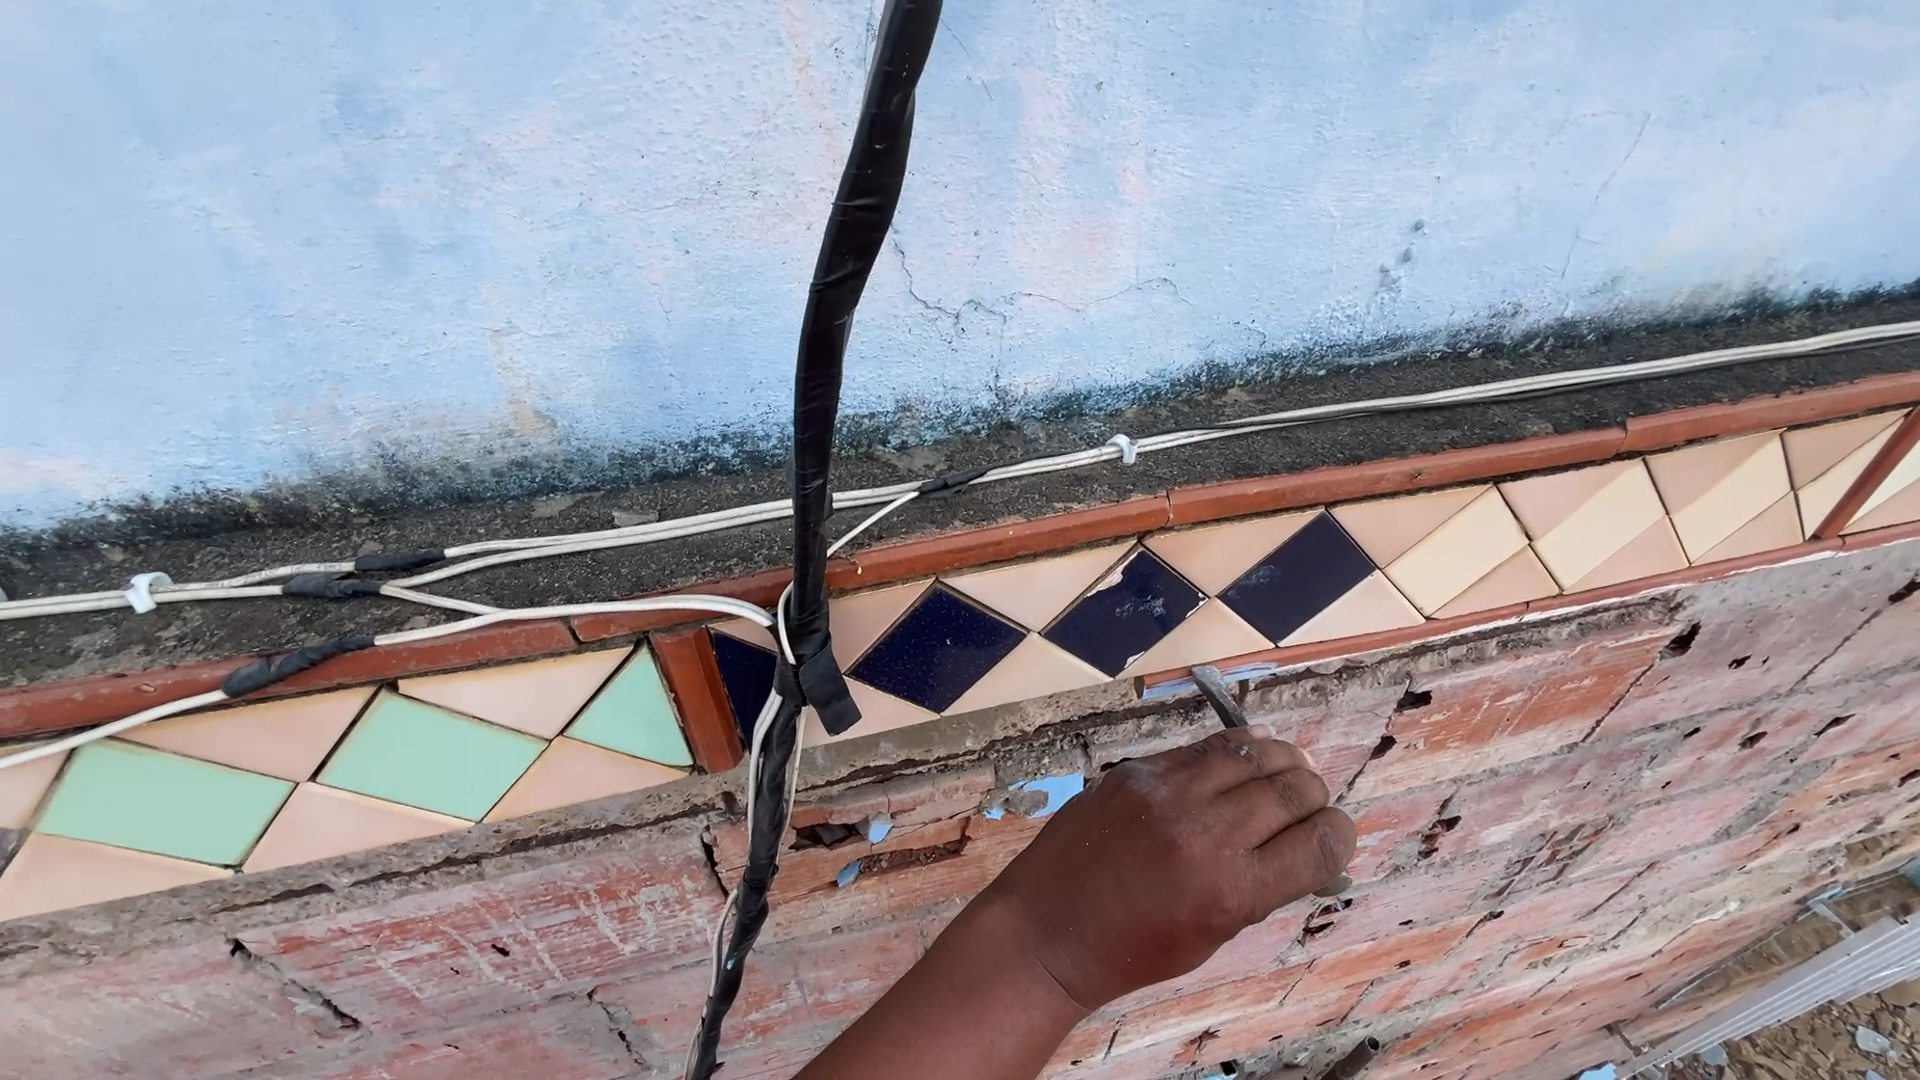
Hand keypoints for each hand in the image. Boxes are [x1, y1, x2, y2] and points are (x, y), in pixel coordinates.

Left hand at [983, 726, 1355, 1010]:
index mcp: (1231, 890)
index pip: (1318, 844)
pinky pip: (1200, 749)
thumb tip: (1306, 848)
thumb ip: (1261, 885)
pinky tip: (1243, 756)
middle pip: (1291, 789)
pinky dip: (1233, 751)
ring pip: (1251, 754)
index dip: (1340, 835)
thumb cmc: (1134, 948)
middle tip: (1309, 803)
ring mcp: (1166, 793)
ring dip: (1280, 761)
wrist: (1050, 926)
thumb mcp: (1213, 933)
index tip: (1336, 833)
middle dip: (1313, 795)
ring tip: (1286, 769)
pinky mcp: (1136, 771)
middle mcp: (1204, 832)